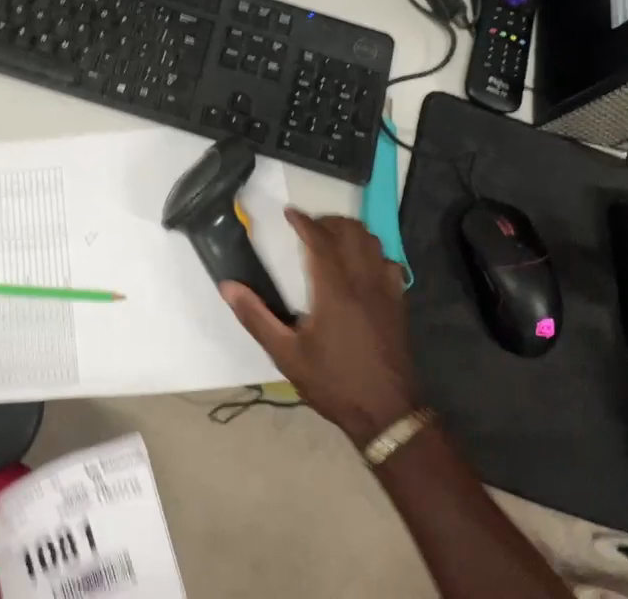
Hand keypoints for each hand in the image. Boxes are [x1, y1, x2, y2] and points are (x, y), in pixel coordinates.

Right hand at [221, 208, 420, 445]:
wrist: (386, 412)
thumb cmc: (333, 383)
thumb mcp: (286, 355)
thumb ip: (256, 317)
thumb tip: (228, 286)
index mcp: (334, 290)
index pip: (320, 240)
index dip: (304, 222)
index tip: (289, 213)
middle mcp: (363, 282)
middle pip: (351, 232)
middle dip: (329, 222)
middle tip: (308, 227)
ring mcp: (385, 291)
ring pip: (373, 243)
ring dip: (351, 232)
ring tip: (332, 239)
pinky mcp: (399, 304)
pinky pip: (389, 263)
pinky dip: (373, 253)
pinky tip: (362, 265)